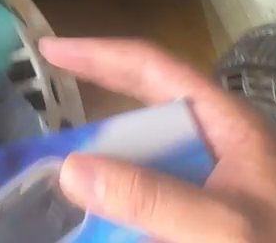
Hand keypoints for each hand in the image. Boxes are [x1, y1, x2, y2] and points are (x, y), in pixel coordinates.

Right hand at [39, 37, 275, 242]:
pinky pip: (164, 197)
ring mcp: (223, 183)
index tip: (48, 51)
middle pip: (148, 104)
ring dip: (112, 157)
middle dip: (98, 98)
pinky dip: (131, 201)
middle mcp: (222, 142)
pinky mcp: (221, 219)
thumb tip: (69, 168)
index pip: (152, 66)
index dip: (98, 53)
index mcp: (227, 123)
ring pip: (153, 154)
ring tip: (65, 163)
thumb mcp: (225, 230)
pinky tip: (107, 218)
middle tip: (48, 97)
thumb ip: (150, 198)